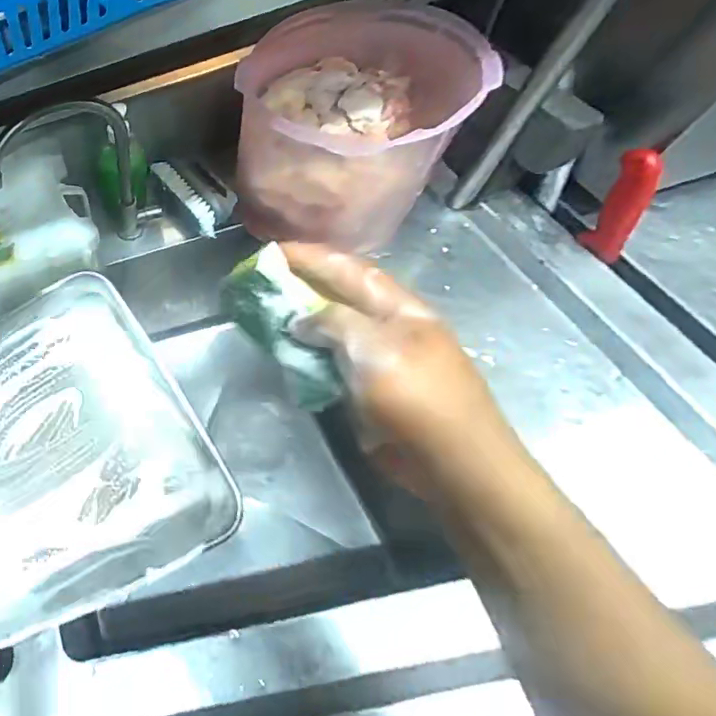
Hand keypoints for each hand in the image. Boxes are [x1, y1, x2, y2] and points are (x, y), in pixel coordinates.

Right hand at [280, 242, 527, 501]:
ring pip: (331, 327)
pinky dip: (305, 350)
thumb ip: (333, 322)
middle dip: (300, 283)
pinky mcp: (370, 387)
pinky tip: (283, 349)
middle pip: (339, 294)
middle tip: (260, 280)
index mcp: (400, 309)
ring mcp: (380, 358)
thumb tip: (299, 319)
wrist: (454, 465)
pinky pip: (330, 358)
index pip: (350, 269)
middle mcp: (390, 326)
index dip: (310, 256)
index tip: (270, 251)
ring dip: (299, 317)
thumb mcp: (374, 349)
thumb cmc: (418, 399)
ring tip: (263, 311)